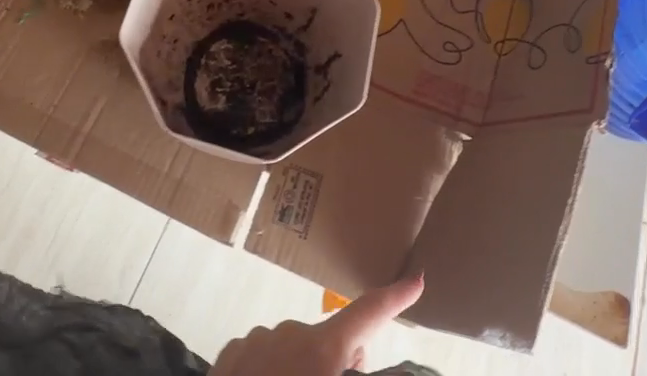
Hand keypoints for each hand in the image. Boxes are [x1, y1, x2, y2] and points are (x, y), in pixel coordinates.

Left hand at [211, 272, 424, 374]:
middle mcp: (290, 333)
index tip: (416, 279)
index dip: (394, 299)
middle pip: (330, 343)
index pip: (367, 314)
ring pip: (294, 352)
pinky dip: (272, 373)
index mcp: (322, 348)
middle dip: (336, 366)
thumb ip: (353, 367)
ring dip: (300, 372)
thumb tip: (362, 356)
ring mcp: (257, 340)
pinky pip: (264, 357)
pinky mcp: (230, 355)